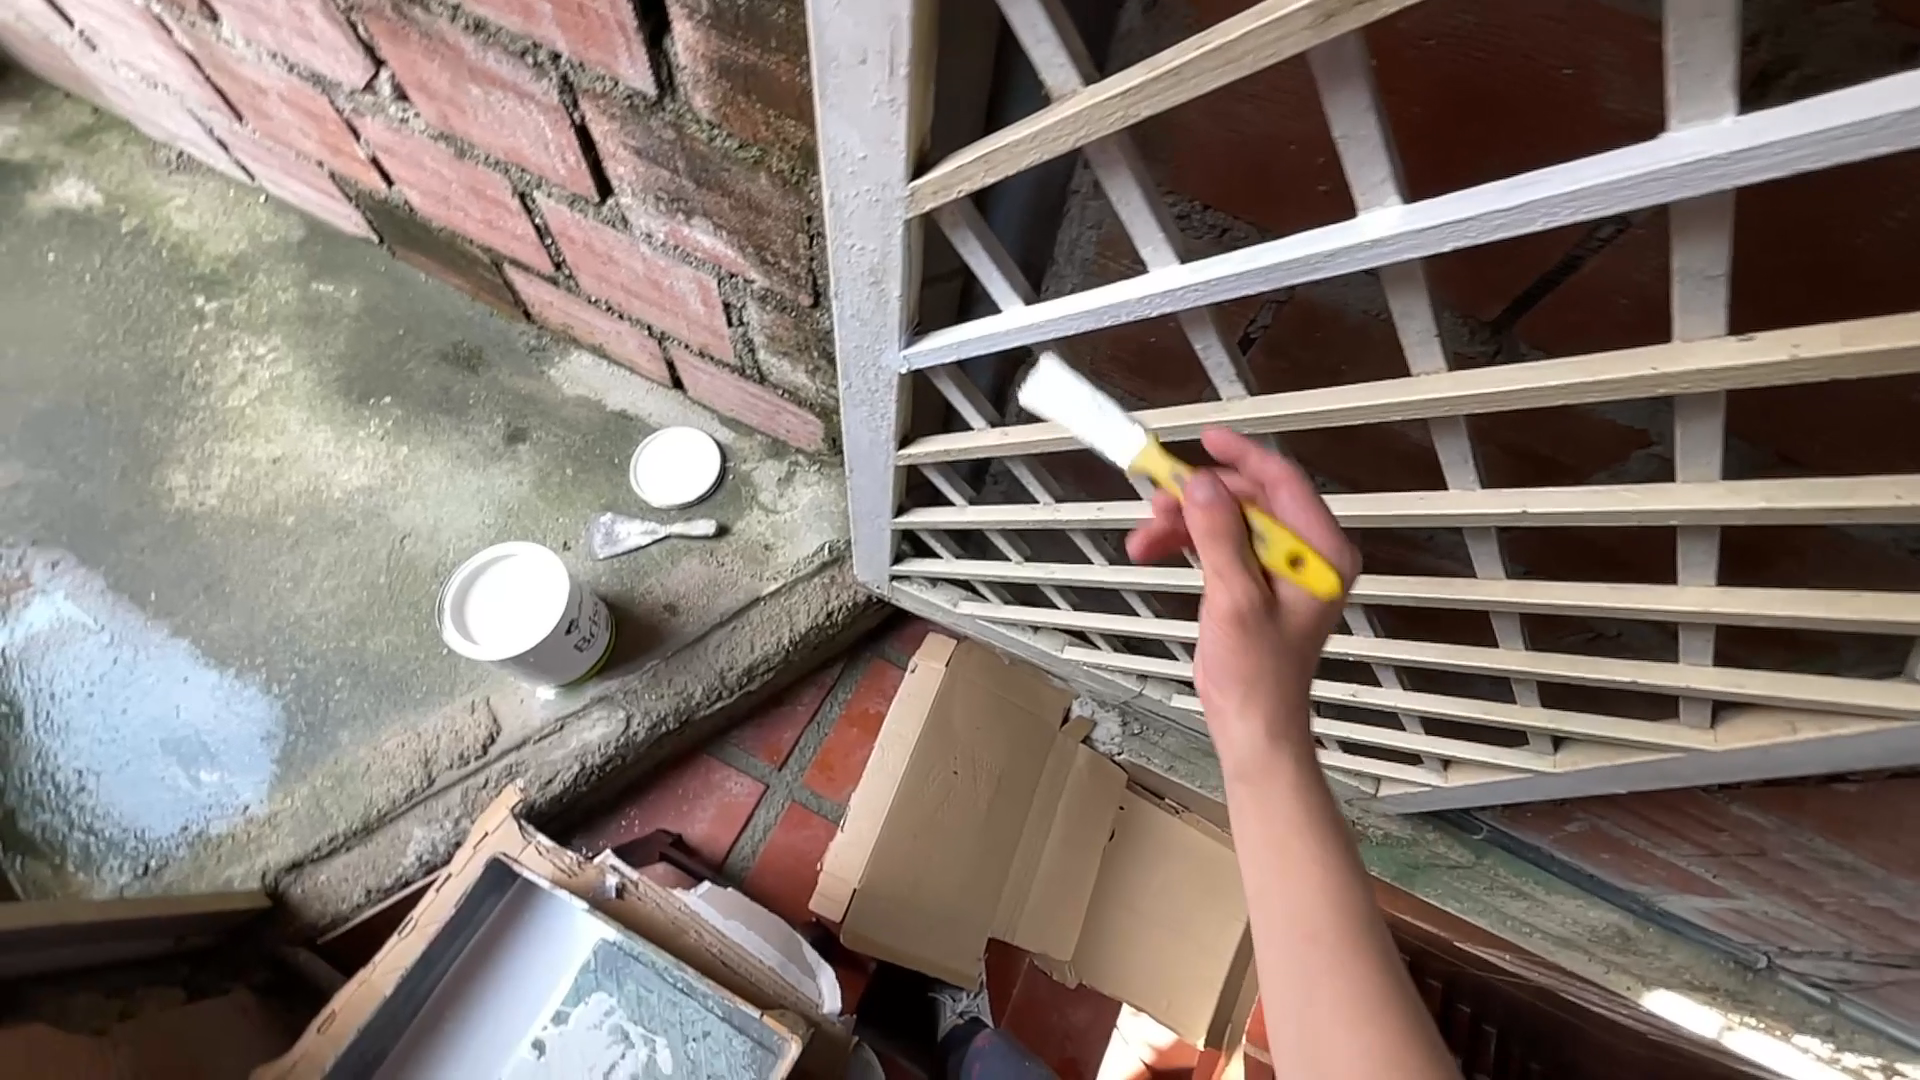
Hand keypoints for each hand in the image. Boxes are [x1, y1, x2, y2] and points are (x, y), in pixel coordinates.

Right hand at [1125, 429, 1358, 754]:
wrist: (1251, 721)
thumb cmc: (1256, 670)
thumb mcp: (1235, 598)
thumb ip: (1219, 536)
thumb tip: (1200, 482)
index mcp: (1321, 553)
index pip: (1284, 484)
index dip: (1242, 457)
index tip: (1204, 440)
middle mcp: (1304, 553)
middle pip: (1248, 499)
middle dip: (1197, 499)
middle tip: (1155, 504)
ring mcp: (1277, 567)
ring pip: (1225, 519)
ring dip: (1182, 523)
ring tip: (1144, 539)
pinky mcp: (1252, 579)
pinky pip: (1218, 543)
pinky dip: (1186, 542)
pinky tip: (1154, 549)